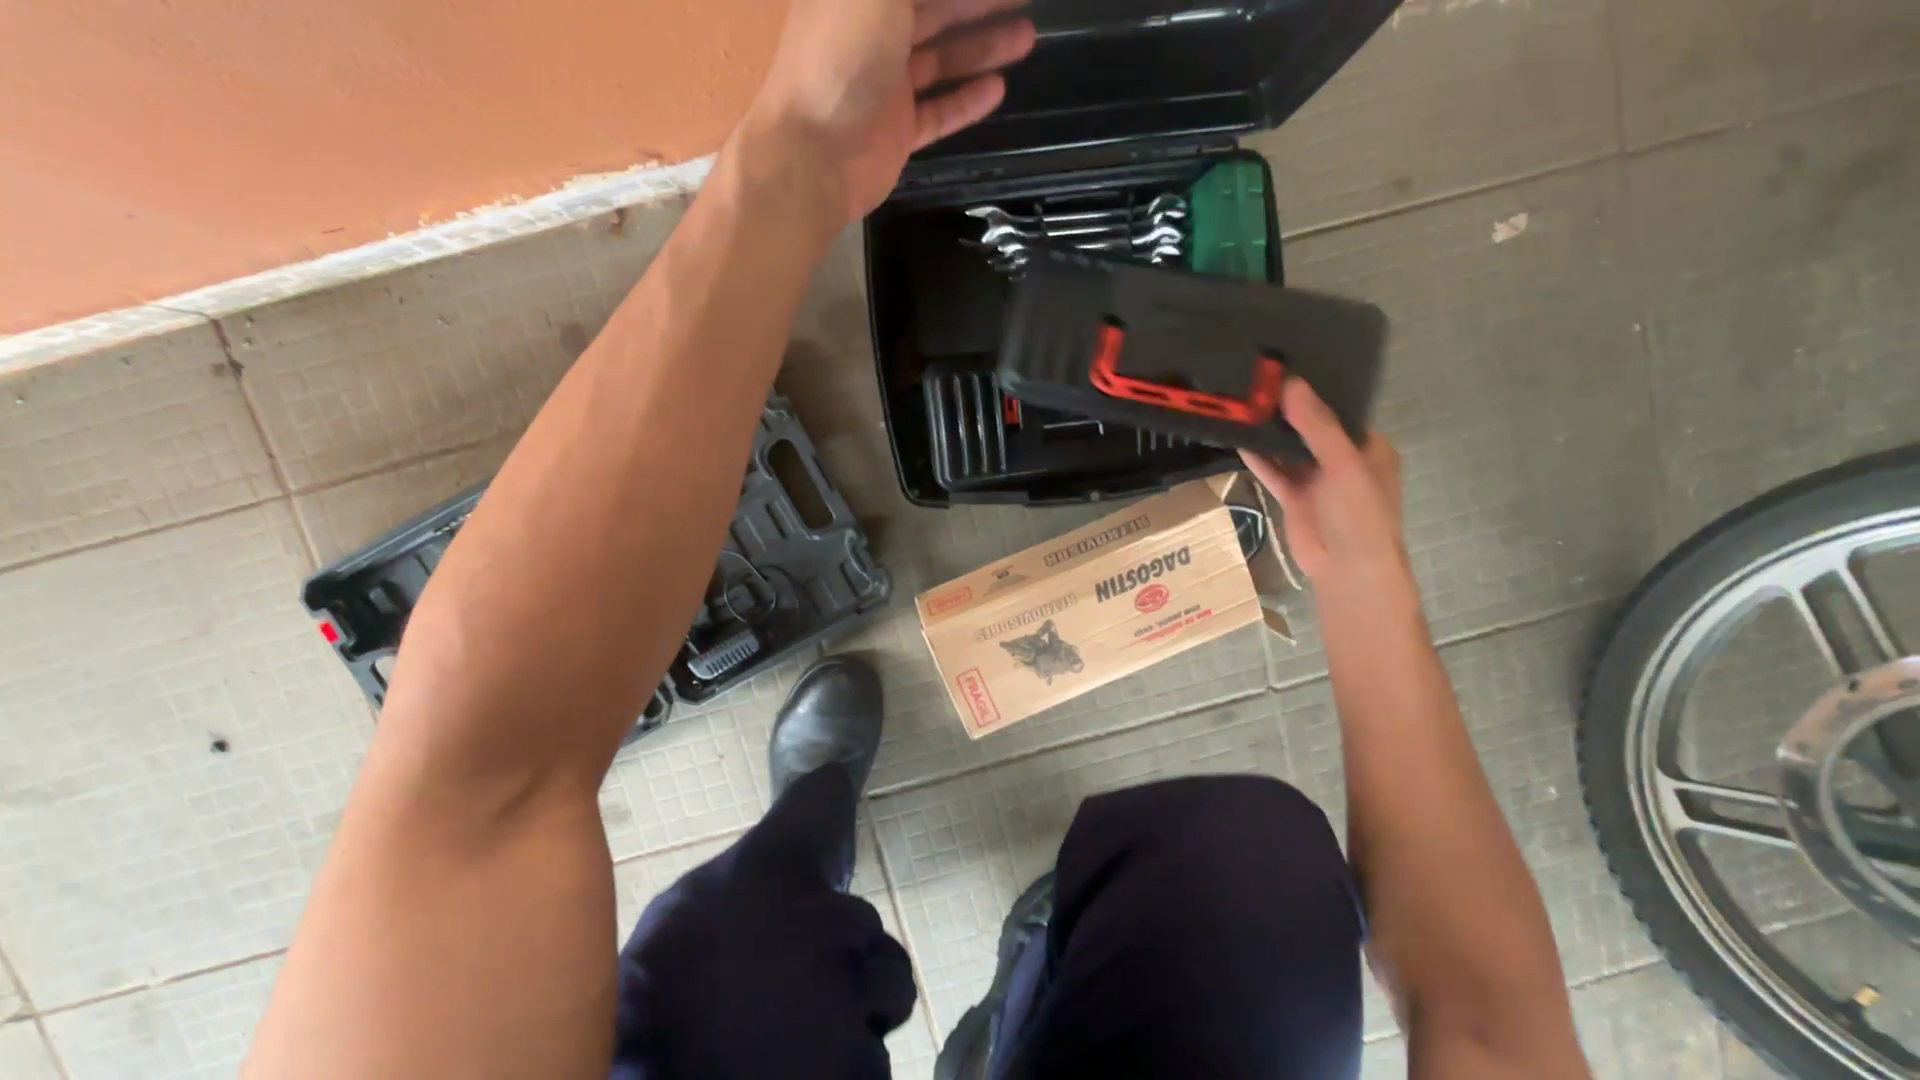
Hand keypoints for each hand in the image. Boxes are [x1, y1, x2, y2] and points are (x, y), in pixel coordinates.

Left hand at [749, 0, 1036, 222]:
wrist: (814, 154)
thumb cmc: (839, 57)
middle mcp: (868, 35)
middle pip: (931, 10)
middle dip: (976, 2)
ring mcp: (882, 87)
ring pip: (939, 59)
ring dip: (981, 46)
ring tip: (1027, 37)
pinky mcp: (894, 132)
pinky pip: (937, 111)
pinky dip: (966, 100)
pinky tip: (999, 89)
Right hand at [1241, 378, 1407, 587]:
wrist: (1346, 570)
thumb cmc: (1358, 513)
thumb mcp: (1343, 463)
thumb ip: (1316, 424)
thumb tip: (1290, 383)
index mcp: (1368, 448)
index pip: (1339, 411)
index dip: (1314, 391)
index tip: (1284, 369)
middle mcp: (1343, 461)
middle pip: (1310, 428)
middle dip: (1286, 410)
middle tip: (1254, 382)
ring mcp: (1317, 481)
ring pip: (1289, 450)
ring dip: (1269, 433)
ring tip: (1241, 405)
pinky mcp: (1295, 499)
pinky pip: (1275, 473)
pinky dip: (1259, 459)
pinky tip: (1237, 440)